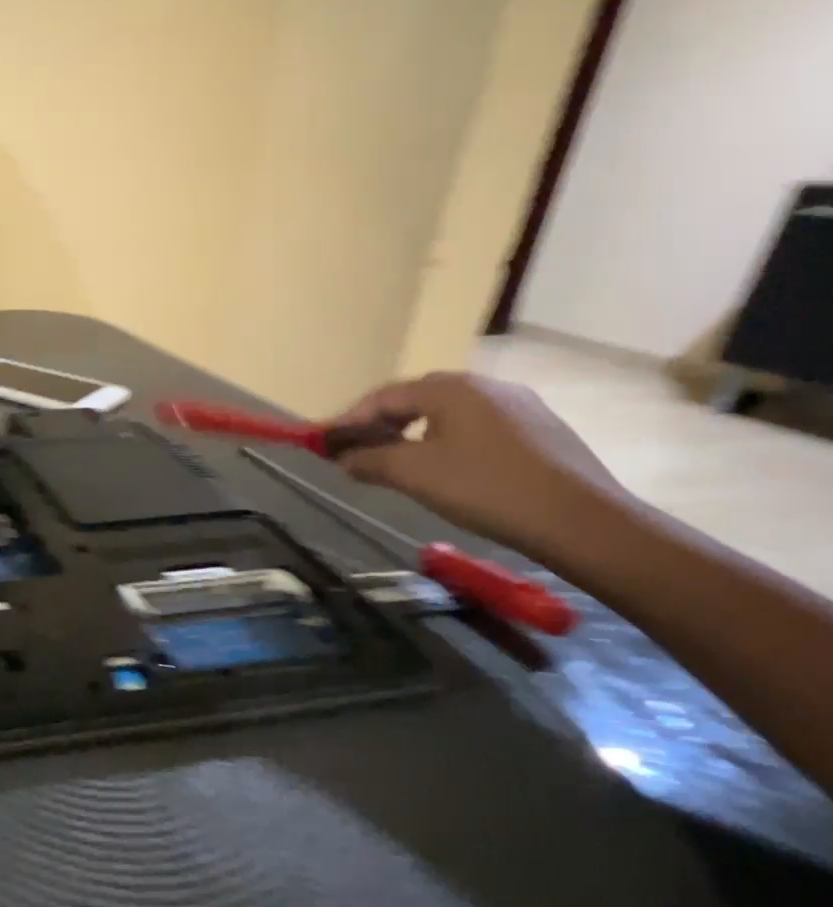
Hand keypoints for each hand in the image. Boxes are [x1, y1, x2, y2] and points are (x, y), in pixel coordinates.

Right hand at [329, 372, 628, 558]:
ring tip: (402, 462)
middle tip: (360, 451)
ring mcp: (519, 405)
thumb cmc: (487, 488)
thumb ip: (370, 461)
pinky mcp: (541, 429)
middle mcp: (485, 385)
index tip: (325, 443)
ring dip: (417, 432)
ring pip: (451, 412)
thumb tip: (341, 458)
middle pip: (417, 398)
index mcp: (451, 389)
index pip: (383, 396)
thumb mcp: (415, 475)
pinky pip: (480, 426)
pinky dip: (451, 441)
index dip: (349, 419)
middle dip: (382, 423)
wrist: (581, 520)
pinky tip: (452, 470)